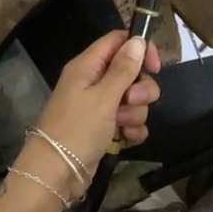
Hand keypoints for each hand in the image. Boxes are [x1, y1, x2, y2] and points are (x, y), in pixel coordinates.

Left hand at [27, 31, 162, 184]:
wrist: (57, 171)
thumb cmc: (77, 128)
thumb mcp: (104, 96)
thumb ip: (123, 68)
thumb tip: (138, 40)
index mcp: (88, 66)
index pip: (118, 42)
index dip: (140, 49)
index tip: (155, 67)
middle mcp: (94, 82)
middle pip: (131, 73)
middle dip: (141, 89)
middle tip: (131, 101)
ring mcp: (100, 107)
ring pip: (134, 100)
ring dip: (135, 113)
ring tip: (122, 125)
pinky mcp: (106, 128)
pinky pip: (130, 121)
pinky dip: (132, 129)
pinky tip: (126, 139)